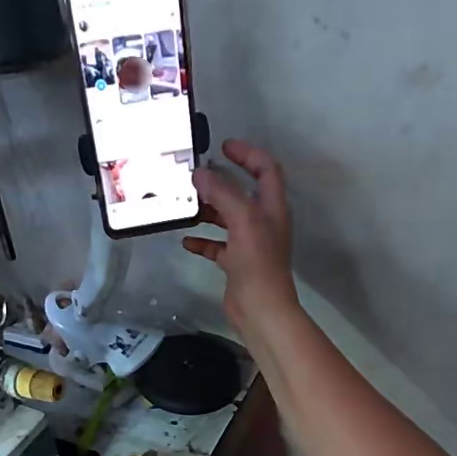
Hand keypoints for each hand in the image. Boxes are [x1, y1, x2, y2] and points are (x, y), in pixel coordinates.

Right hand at [185, 139, 297, 329]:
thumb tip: (200, 173)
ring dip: (207, 210)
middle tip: (194, 176)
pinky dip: (202, 241)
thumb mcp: (243, 219)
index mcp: (272, 207)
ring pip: (227, 219)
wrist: (261, 310)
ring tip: (185, 205)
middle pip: (242, 193)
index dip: (247, 153)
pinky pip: (217, 246)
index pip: (265, 169)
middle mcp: (263, 222)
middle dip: (220, 182)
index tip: (224, 145)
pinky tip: (186, 240)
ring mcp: (250, 244)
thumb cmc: (257, 263)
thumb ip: (222, 192)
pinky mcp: (237, 264)